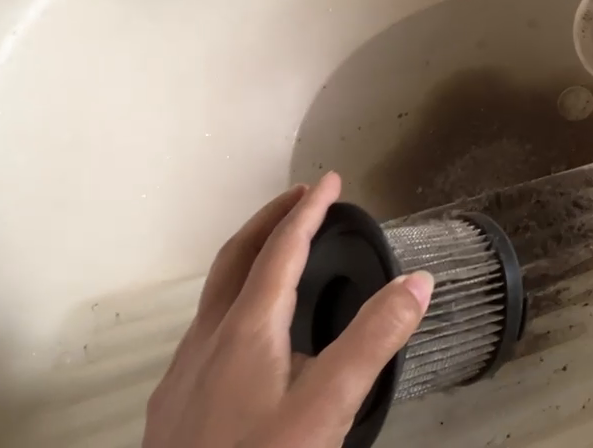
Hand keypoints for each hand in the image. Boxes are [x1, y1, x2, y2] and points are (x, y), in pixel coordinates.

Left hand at [144, 173, 432, 447]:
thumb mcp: (328, 408)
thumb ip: (374, 340)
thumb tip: (419, 280)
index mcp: (244, 332)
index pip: (280, 251)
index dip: (309, 211)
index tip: (332, 180)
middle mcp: (205, 345)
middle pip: (234, 261)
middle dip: (269, 220)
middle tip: (302, 196)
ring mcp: (181, 379)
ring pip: (215, 298)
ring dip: (252, 261)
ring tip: (283, 256)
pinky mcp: (174, 412)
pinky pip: (207, 331)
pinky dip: (238, 301)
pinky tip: (253, 336)